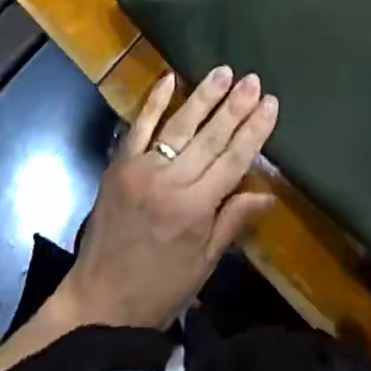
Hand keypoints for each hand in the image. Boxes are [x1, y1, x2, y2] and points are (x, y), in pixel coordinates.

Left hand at [56, 66, 278, 329]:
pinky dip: (154, 101)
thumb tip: (269, 195)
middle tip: (253, 79)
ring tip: (224, 71)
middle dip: (235, 106)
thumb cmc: (160, 287)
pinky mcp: (119, 163)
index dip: (254, 130)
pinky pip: (139, 126)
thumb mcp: (204, 263)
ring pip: (179, 125)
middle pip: (210, 137)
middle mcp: (171, 181)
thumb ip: (233, 221)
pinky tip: (169, 77)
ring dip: (203, 96)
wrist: (100, 298)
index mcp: (195, 209)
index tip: (271, 103)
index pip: (233, 160)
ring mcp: (142, 168)